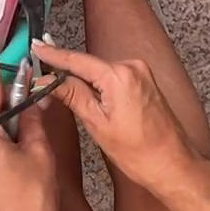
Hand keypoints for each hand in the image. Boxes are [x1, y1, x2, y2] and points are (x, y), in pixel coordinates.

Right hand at [31, 40, 207, 196]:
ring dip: (83, 79)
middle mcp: (132, 66)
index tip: (36, 46)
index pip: (77, 60)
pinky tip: (88, 95)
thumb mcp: (97, 124)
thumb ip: (72, 95)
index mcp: (119, 75)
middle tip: (41, 75)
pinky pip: (114, 76)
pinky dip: (99, 83)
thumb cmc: (139, 151)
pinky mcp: (145, 80)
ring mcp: (141, 72)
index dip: (53, 54)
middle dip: (66, 70)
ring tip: (62, 90)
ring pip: (101, 71)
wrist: (173, 164)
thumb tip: (47, 82)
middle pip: (89, 64)